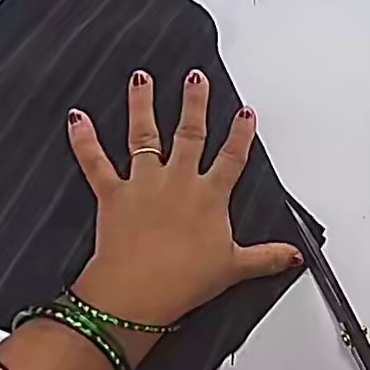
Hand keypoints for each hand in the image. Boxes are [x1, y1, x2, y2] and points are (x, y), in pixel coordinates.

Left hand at [68, 69, 301, 328]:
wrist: (139, 291)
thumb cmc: (184, 279)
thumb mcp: (235, 267)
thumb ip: (267, 257)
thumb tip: (292, 256)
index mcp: (209, 196)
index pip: (231, 157)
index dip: (241, 133)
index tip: (245, 113)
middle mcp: (177, 181)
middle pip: (190, 134)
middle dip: (195, 103)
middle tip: (196, 77)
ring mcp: (144, 184)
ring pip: (144, 135)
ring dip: (143, 105)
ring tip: (143, 79)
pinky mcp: (113, 194)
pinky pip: (95, 162)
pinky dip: (84, 140)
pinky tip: (78, 118)